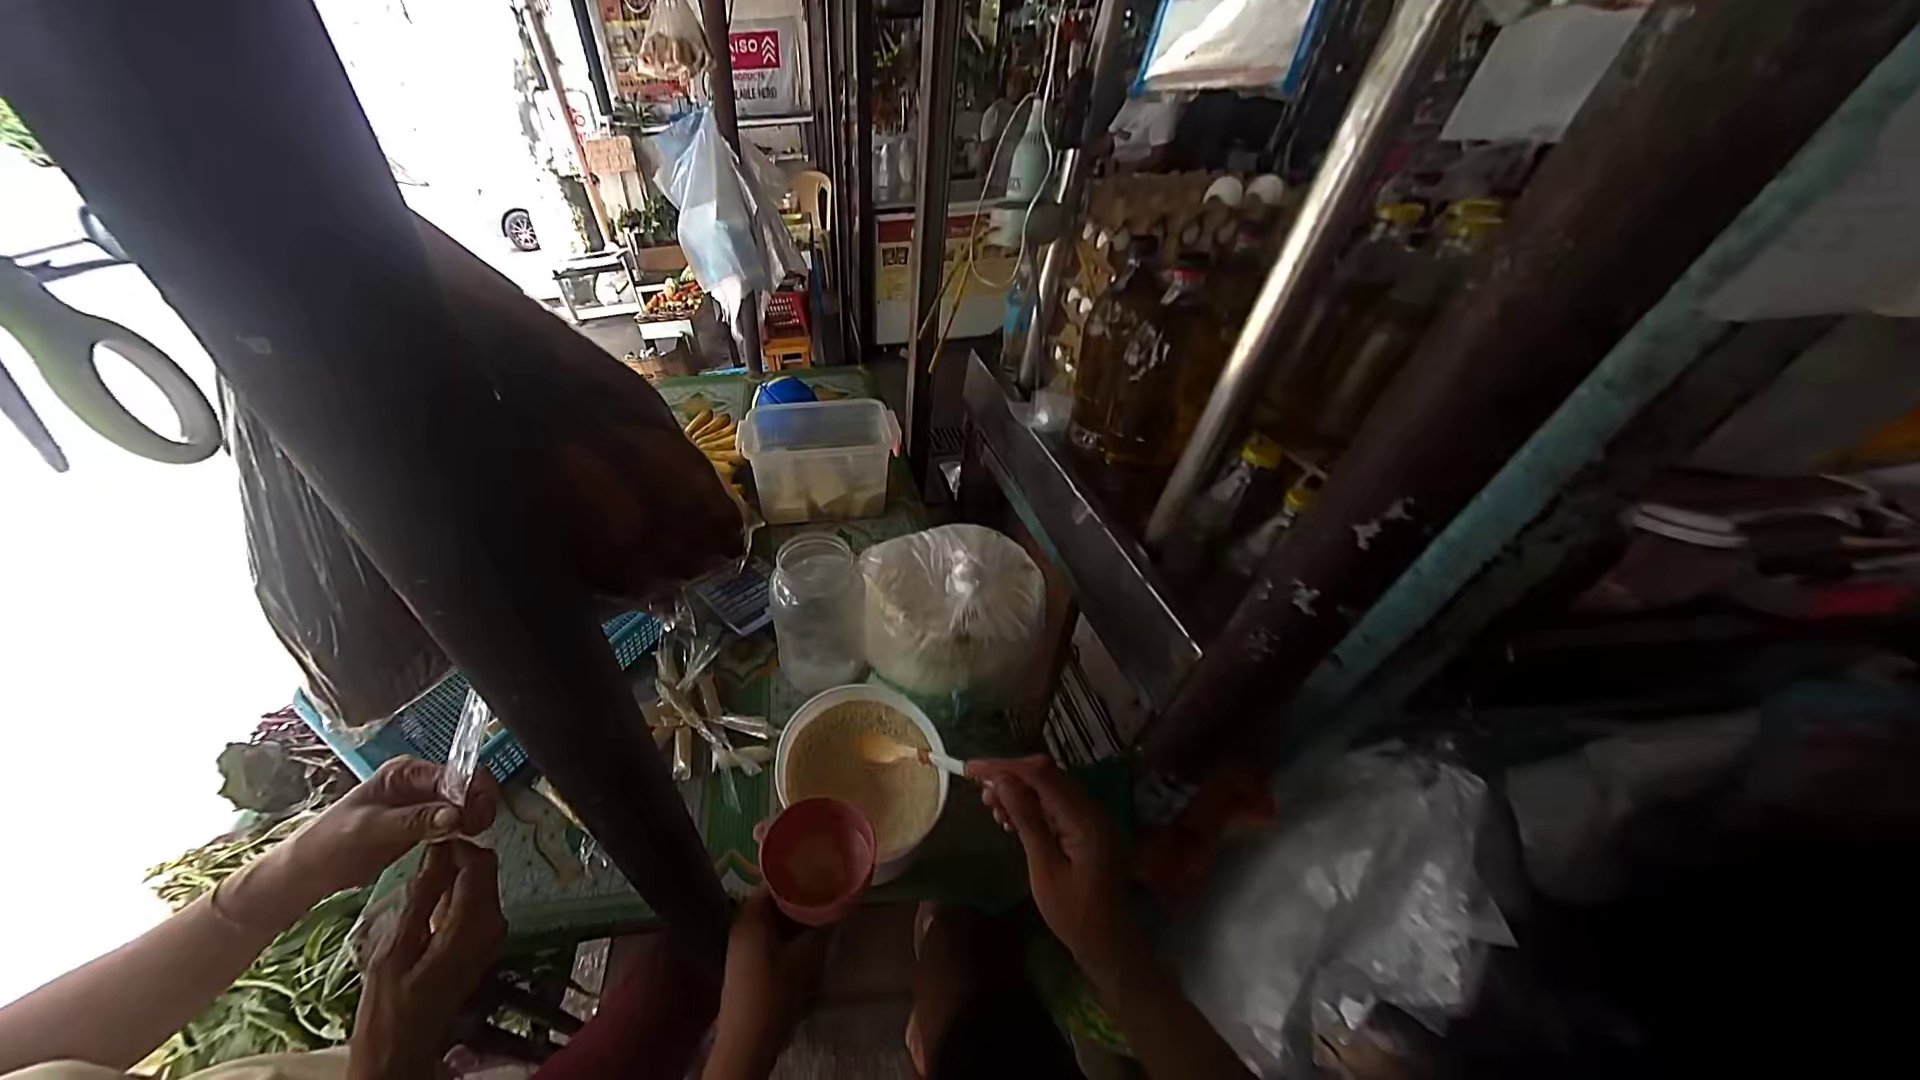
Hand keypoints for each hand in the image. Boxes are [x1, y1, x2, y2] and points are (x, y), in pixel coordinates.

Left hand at [223, 758, 498, 930]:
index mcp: (406, 772)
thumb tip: (456, 814)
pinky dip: (467, 824)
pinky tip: (465, 836)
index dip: (472, 791)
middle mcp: (421, 781)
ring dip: (477, 813)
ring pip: (468, 798)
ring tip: (473, 833)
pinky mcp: (426, 820)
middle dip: (479, 801)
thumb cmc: (328, 846)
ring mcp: (424, 800)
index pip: (455, 773)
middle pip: (468, 782)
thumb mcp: (368, 830)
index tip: (476, 817)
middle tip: (479, 827)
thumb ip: (414, 820)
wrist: (303, 876)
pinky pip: (458, 815)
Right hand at [349, 840, 504, 1079]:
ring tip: (424, 875)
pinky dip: (459, 894)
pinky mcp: (487, 939)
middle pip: (486, 871)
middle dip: (459, 858)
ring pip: (483, 884)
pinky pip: (478, 903)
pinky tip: (432, 900)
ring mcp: (494, 931)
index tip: (432, 840)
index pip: (480, 864)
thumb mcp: (394, 950)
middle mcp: (495, 921)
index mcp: (475, 922)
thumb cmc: (388, 1008)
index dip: (459, 846)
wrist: (401, 1051)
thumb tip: (436, 852)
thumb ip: (420, 898)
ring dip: (458, 875)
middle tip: (425, 857)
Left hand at [705, 889, 828, 1079]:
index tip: (824, 870)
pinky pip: (770, 936)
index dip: (802, 872)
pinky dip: (788, 934)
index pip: (777, 879)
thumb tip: (843, 904)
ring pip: (774, 920)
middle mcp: (741, 923)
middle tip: (829, 892)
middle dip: (803, 896)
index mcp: (750, 913)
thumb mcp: (808, 956)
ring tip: (824, 914)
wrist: (747, 1044)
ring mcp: (741, 945)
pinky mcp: (745, 964)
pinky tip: (808, 940)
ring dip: (797, 918)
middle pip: (775, 899)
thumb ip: (825, 926)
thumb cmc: (775, 992)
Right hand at [968, 756, 1134, 978]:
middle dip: (1010, 776)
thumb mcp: (1045, 870)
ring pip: (1049, 787)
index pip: (1041, 776)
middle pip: (1046, 775)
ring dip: (1018, 790)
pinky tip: (1010, 818)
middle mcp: (1091, 808)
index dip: (1005, 767)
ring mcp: (1090, 816)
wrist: (1110, 945)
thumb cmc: (1075, 915)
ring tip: (991, 805)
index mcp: (1085, 818)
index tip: (973, 768)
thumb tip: (1003, 781)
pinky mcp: (1085, 826)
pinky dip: (1030, 805)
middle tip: (980, 789)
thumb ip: (1027, 820)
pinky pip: (1055, 803)